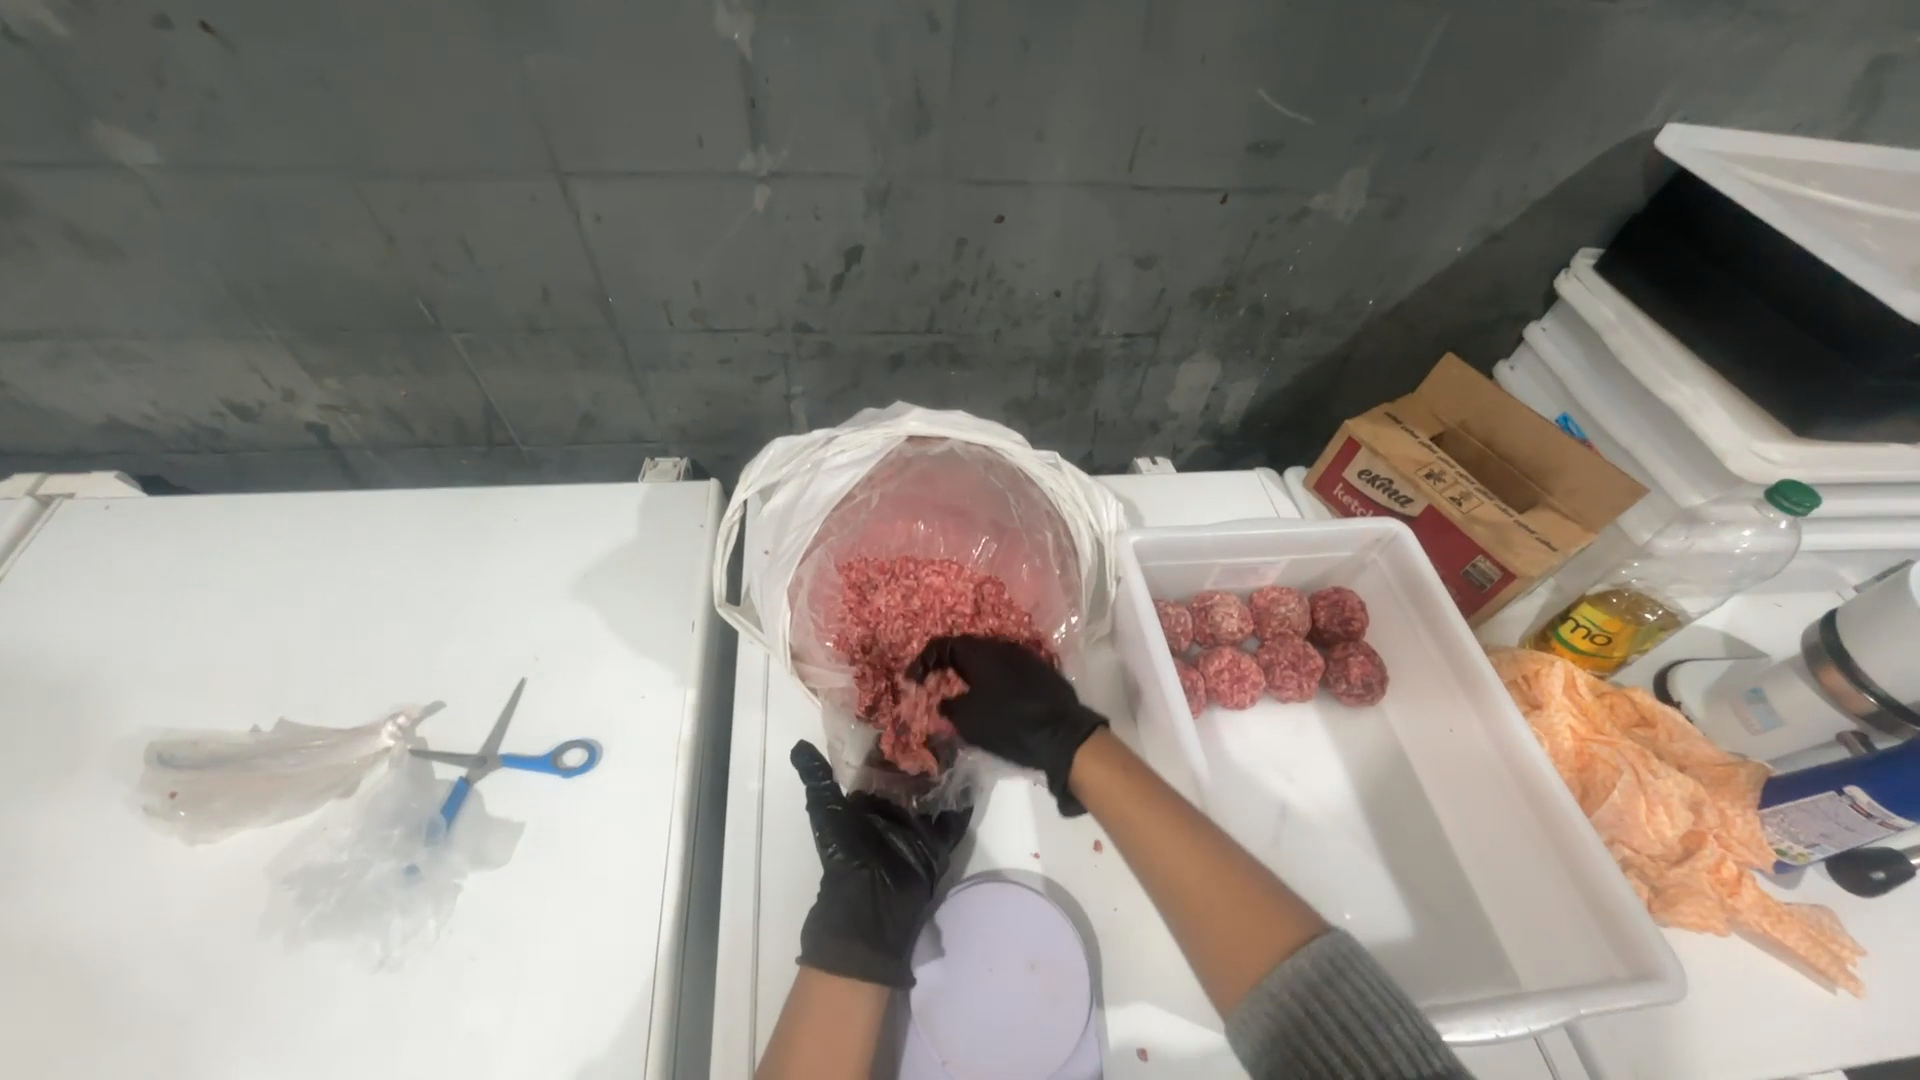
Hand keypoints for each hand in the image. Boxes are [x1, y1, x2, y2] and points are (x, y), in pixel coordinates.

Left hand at [791, 740, 970, 987]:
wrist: (867, 900)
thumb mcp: (825, 809)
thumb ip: (816, 777)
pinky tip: (976, 774)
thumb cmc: (844, 851)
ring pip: (938, 789)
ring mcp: (920, 823)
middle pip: (915, 773)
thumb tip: (798, 745)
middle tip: (941, 718)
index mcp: (870, 798)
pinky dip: (965, 798)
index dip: (895, 740)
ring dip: (948, 768)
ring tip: (962, 737)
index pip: (886, 763)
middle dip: (926, 750)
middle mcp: (896, 807)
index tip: (907, 712)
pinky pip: (956, 816)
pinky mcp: (939, 840)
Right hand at [907, 635, 1107, 816]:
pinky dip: (991, 680)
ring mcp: (1024, 657)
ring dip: (971, 673)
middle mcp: (1002, 646)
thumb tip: (945, 701)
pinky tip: (989, 698)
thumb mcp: (968, 720)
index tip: (913, 680)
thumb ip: (949, 706)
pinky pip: (1006, 669)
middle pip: (966, 649)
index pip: (943, 645)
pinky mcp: (1040, 671)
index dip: (923, 662)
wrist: (1063, 735)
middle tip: (934, 684)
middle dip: (947, 665)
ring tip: (960, 694)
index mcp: (980, 652)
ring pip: (988, 659)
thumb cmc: (1009, 724)